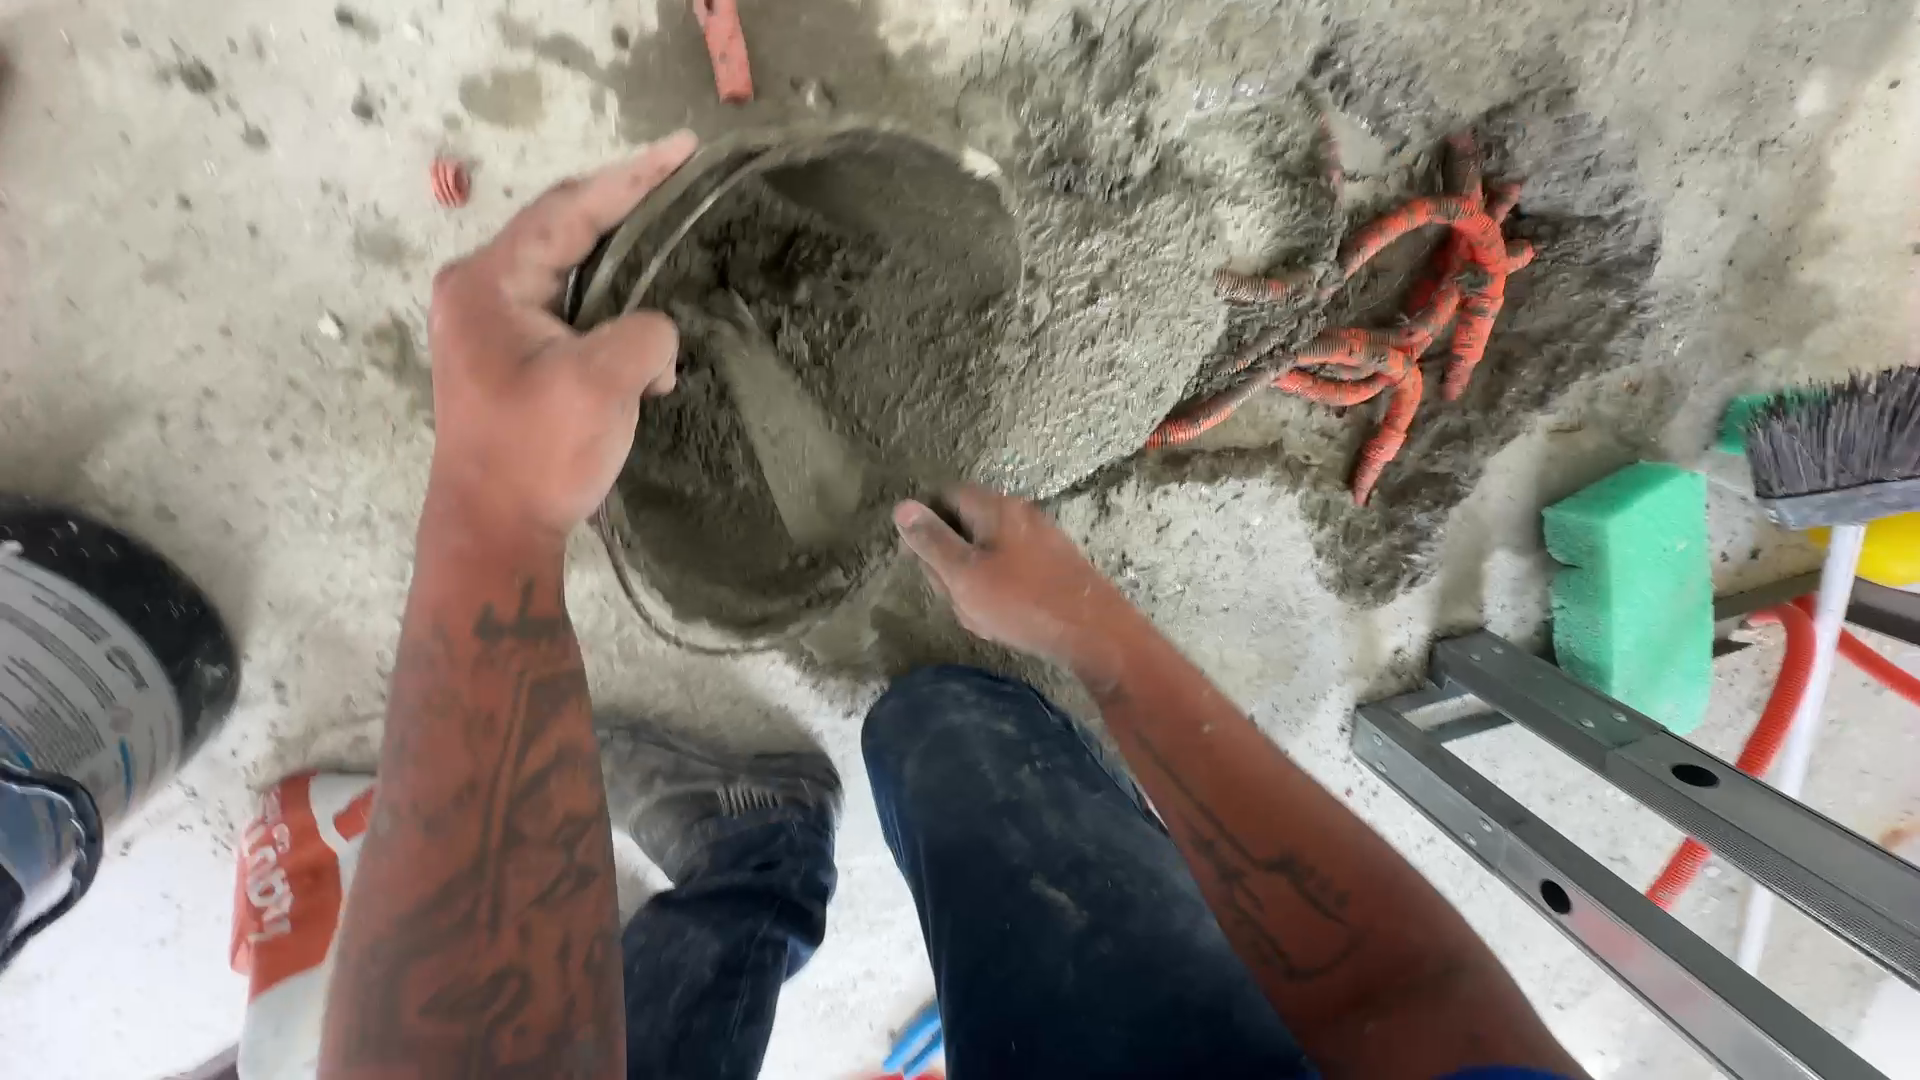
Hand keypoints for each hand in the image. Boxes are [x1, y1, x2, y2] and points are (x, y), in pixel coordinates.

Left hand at [425, 130, 697, 548]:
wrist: (496, 526)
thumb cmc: (538, 453)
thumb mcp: (601, 383)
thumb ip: (644, 333)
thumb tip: (656, 336)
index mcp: (489, 282)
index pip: (570, 211)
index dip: (632, 179)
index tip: (683, 151)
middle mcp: (484, 292)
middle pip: (568, 235)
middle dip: (630, 217)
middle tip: (683, 194)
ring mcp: (497, 327)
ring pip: (575, 279)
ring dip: (628, 278)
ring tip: (674, 260)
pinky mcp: (517, 360)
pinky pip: (575, 318)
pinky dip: (616, 320)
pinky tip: (650, 343)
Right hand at [892, 486, 1140, 672]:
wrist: (1095, 633)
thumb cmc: (1022, 602)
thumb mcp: (964, 575)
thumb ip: (931, 542)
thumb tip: (902, 507)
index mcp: (996, 508)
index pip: (947, 496)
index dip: (926, 523)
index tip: (920, 559)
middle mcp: (1021, 514)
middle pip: (967, 525)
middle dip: (952, 562)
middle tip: (953, 596)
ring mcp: (1042, 539)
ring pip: (988, 554)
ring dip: (974, 583)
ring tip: (980, 614)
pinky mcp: (1055, 566)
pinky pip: (1012, 571)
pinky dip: (1000, 592)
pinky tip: (1004, 620)